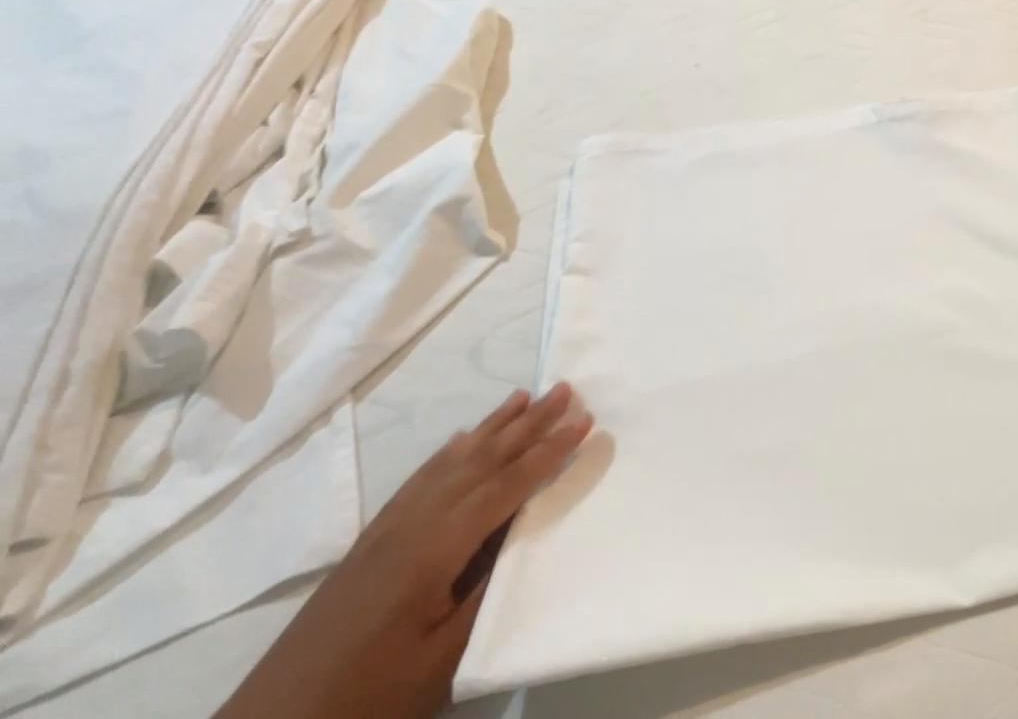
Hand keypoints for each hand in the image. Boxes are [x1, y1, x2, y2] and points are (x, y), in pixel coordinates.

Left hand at [216, 384, 593, 718]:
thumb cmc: (372, 693)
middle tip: (565, 389)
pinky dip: (448, 453)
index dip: (548, 453)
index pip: (505, 487)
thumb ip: (487, 589)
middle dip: (527, 423)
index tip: (585, 421)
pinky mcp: (372, 541)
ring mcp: (387, 530)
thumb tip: (522, 533)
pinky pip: (420, 481)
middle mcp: (411, 525)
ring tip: (523, 397)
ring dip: (492, 428)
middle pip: (480, 461)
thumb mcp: (445, 655)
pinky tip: (461, 441)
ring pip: (449, 464)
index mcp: (435, 550)